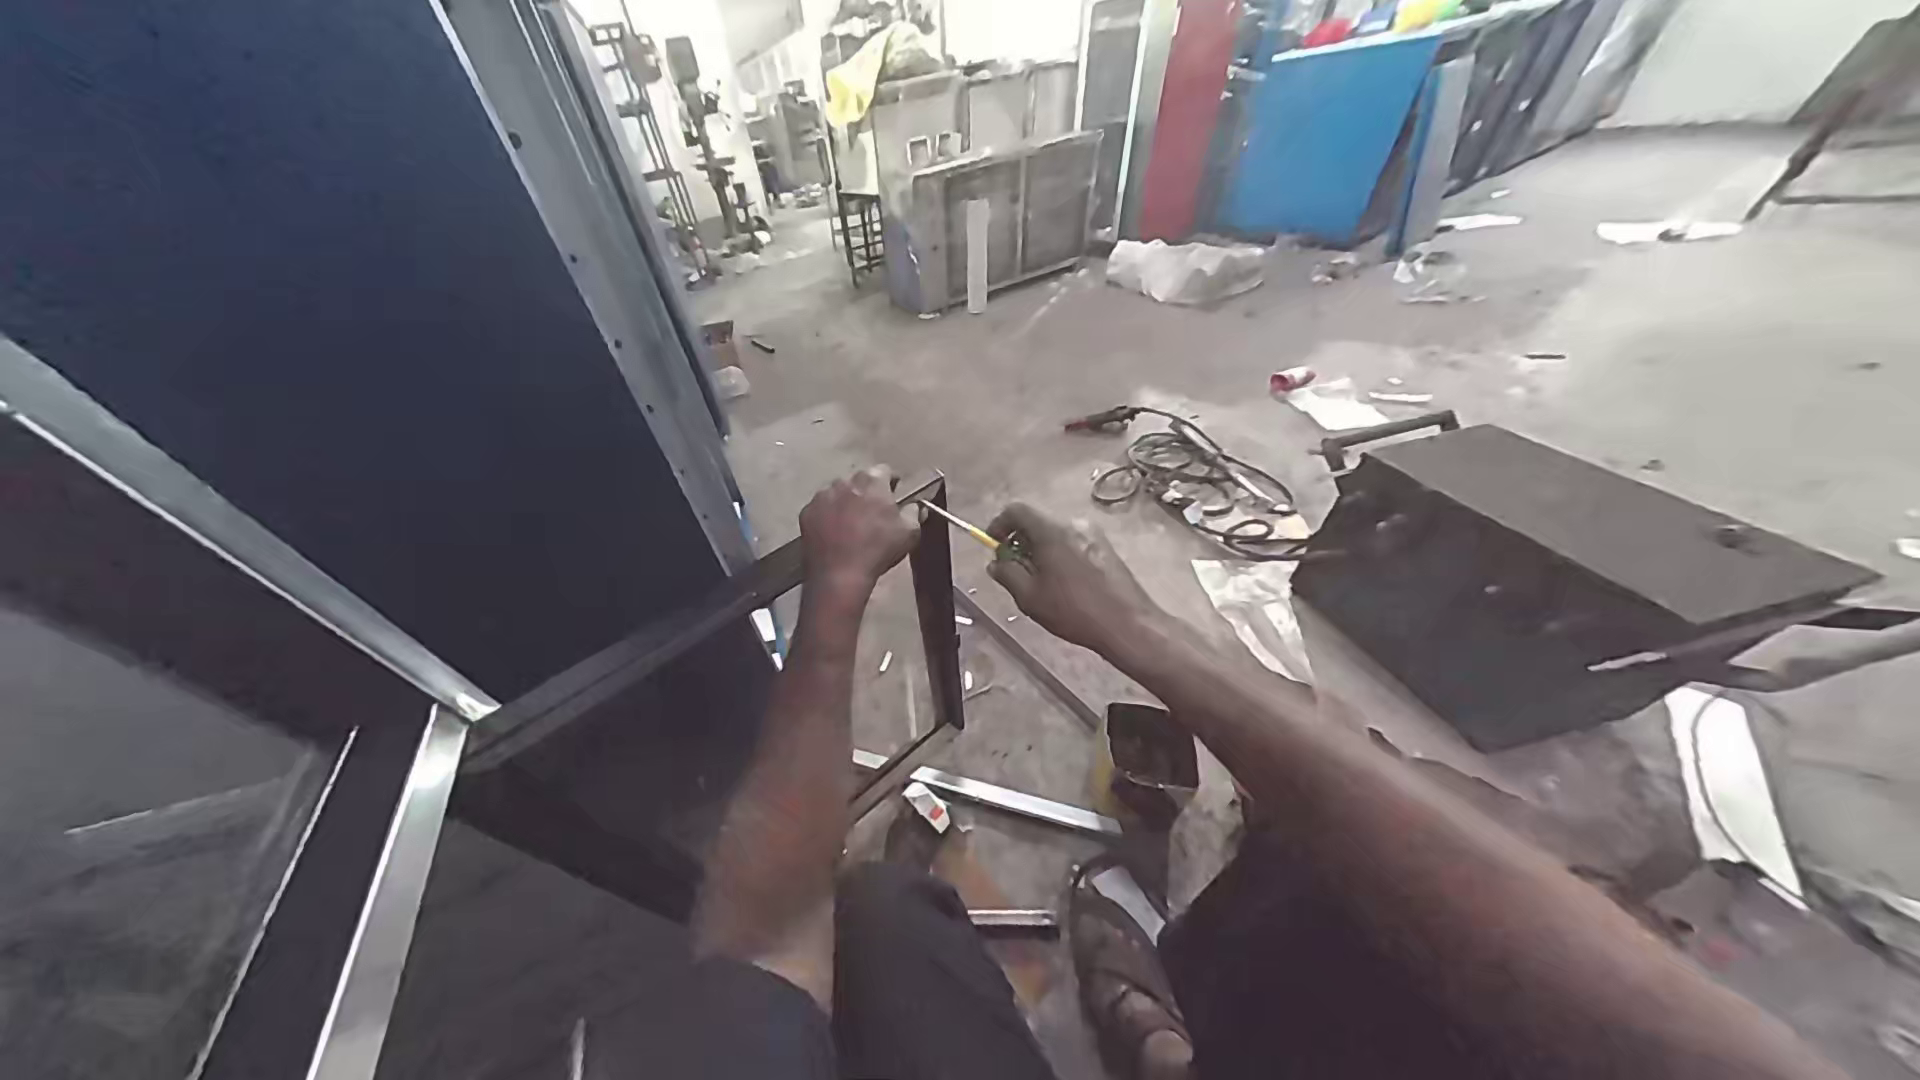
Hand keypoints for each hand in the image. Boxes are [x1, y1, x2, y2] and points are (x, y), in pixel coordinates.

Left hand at [800, 466, 918, 594]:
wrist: (840, 574)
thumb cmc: (878, 550)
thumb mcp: (909, 532)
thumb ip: (914, 512)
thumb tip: (915, 505)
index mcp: (872, 481)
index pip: (884, 471)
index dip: (891, 483)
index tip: (894, 496)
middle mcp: (844, 481)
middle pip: (859, 481)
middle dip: (866, 493)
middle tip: (872, 514)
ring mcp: (822, 496)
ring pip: (837, 493)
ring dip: (845, 503)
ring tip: (850, 525)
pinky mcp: (806, 512)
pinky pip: (820, 509)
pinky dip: (827, 516)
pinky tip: (833, 534)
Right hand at [986, 504, 1167, 655]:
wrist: (1128, 624)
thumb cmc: (1074, 610)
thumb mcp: (1030, 597)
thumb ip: (1007, 574)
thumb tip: (996, 563)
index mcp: (1052, 530)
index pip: (1017, 510)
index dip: (999, 524)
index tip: (994, 546)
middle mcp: (1073, 524)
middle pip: (1037, 521)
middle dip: (1020, 541)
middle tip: (1014, 569)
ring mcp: (1093, 534)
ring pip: (1056, 533)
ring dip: (1041, 549)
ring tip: (1040, 580)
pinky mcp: (1106, 547)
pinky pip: (1073, 541)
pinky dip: (1059, 554)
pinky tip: (1063, 582)